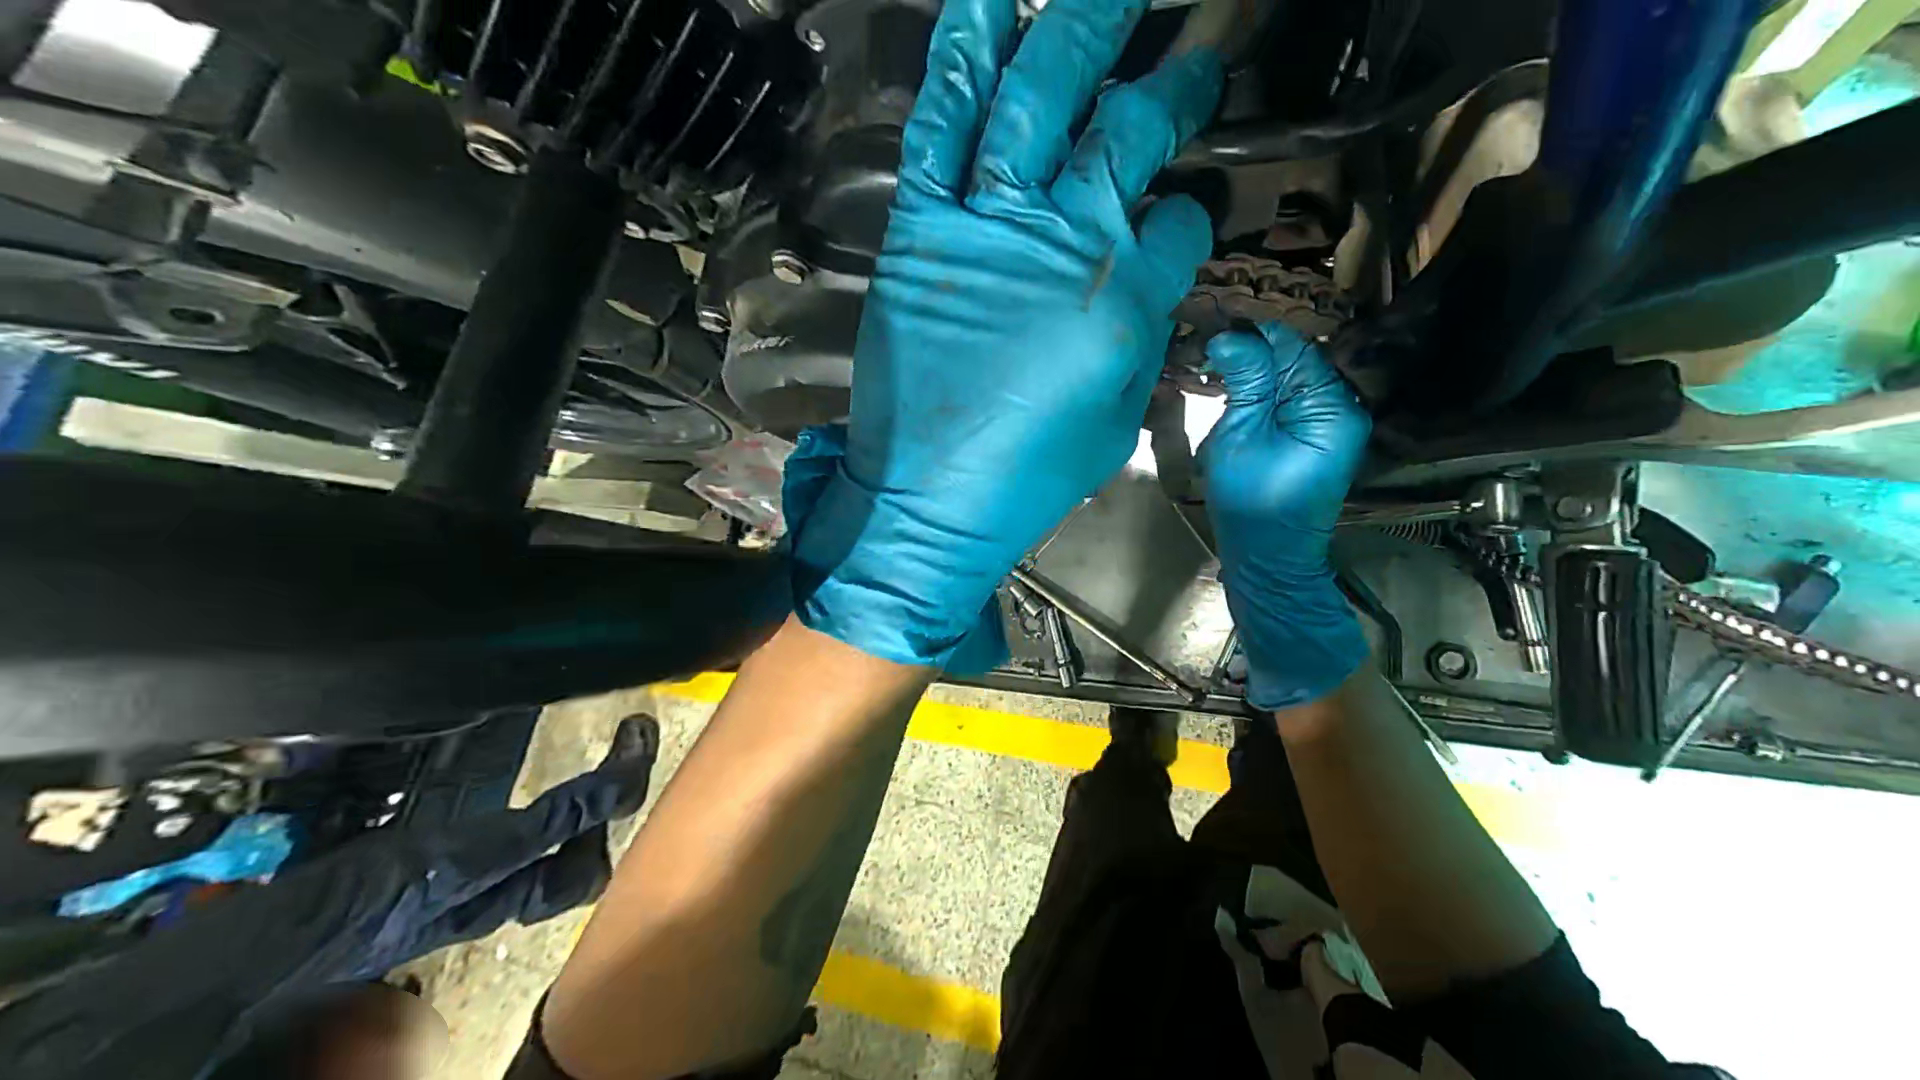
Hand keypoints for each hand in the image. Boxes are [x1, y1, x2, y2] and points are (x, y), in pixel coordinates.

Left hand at [785, 0, 1223, 667]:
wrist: (931, 498)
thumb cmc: (1032, 474)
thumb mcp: (1117, 417)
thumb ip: (1143, 332)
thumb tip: (1155, 267)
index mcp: (1126, 297)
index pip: (1178, 225)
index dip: (1188, 216)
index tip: (1182, 211)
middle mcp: (1067, 241)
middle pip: (1122, 130)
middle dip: (1160, 80)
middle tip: (1183, 43)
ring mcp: (989, 226)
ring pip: (1032, 100)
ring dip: (1069, 29)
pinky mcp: (922, 232)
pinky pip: (940, 130)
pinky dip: (958, 61)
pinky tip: (982, 4)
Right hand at [1200, 322, 1370, 708]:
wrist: (1268, 556)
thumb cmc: (1252, 502)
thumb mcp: (1241, 438)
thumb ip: (1245, 382)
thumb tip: (1230, 334)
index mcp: (1331, 405)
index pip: (1291, 346)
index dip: (1250, 331)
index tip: (1210, 319)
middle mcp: (1341, 405)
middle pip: (1294, 357)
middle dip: (1250, 347)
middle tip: (1203, 338)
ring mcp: (1330, 421)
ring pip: (1288, 375)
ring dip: (1252, 366)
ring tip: (1210, 358)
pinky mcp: (1314, 434)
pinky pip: (1287, 396)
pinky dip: (1259, 387)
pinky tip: (1230, 383)